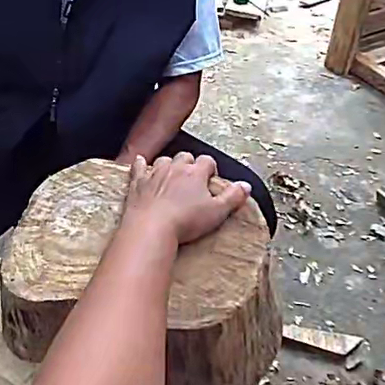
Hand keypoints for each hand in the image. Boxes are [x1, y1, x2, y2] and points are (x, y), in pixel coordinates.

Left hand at [124, 152, 249, 245]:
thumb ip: (233, 197)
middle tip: (193, 177)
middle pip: (185, 157)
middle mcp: (175, 168)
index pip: (207, 161)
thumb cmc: (184, 221)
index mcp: (195, 173)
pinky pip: (138, 168)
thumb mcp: (217, 212)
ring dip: (169, 165)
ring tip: (173, 174)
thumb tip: (246, 186)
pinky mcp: (138, 184)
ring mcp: (154, 174)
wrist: (151, 228)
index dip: (210, 168)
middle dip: (190, 164)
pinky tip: (140, 162)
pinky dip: (140, 164)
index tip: (211, 178)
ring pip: (164, 160)